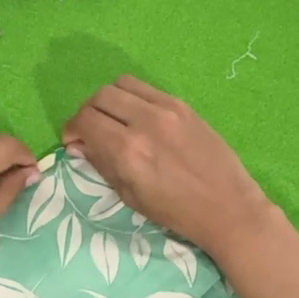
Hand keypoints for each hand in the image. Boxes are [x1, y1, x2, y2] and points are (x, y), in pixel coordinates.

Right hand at [63, 76, 279, 259]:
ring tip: (113, 121)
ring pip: (121, 85)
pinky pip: (147, 89)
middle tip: (90, 132)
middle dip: (87, 113)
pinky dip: (132, 99)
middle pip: (100, 97)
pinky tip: (137, 118)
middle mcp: (145, 122)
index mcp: (128, 151)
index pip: (86, 120)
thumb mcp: (131, 197)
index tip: (74, 143)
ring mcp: (167, 109)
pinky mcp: (183, 105)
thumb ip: (103, 165)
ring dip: (108, 101)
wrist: (226, 206)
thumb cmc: (175, 212)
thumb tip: (81, 146)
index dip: (72, 130)